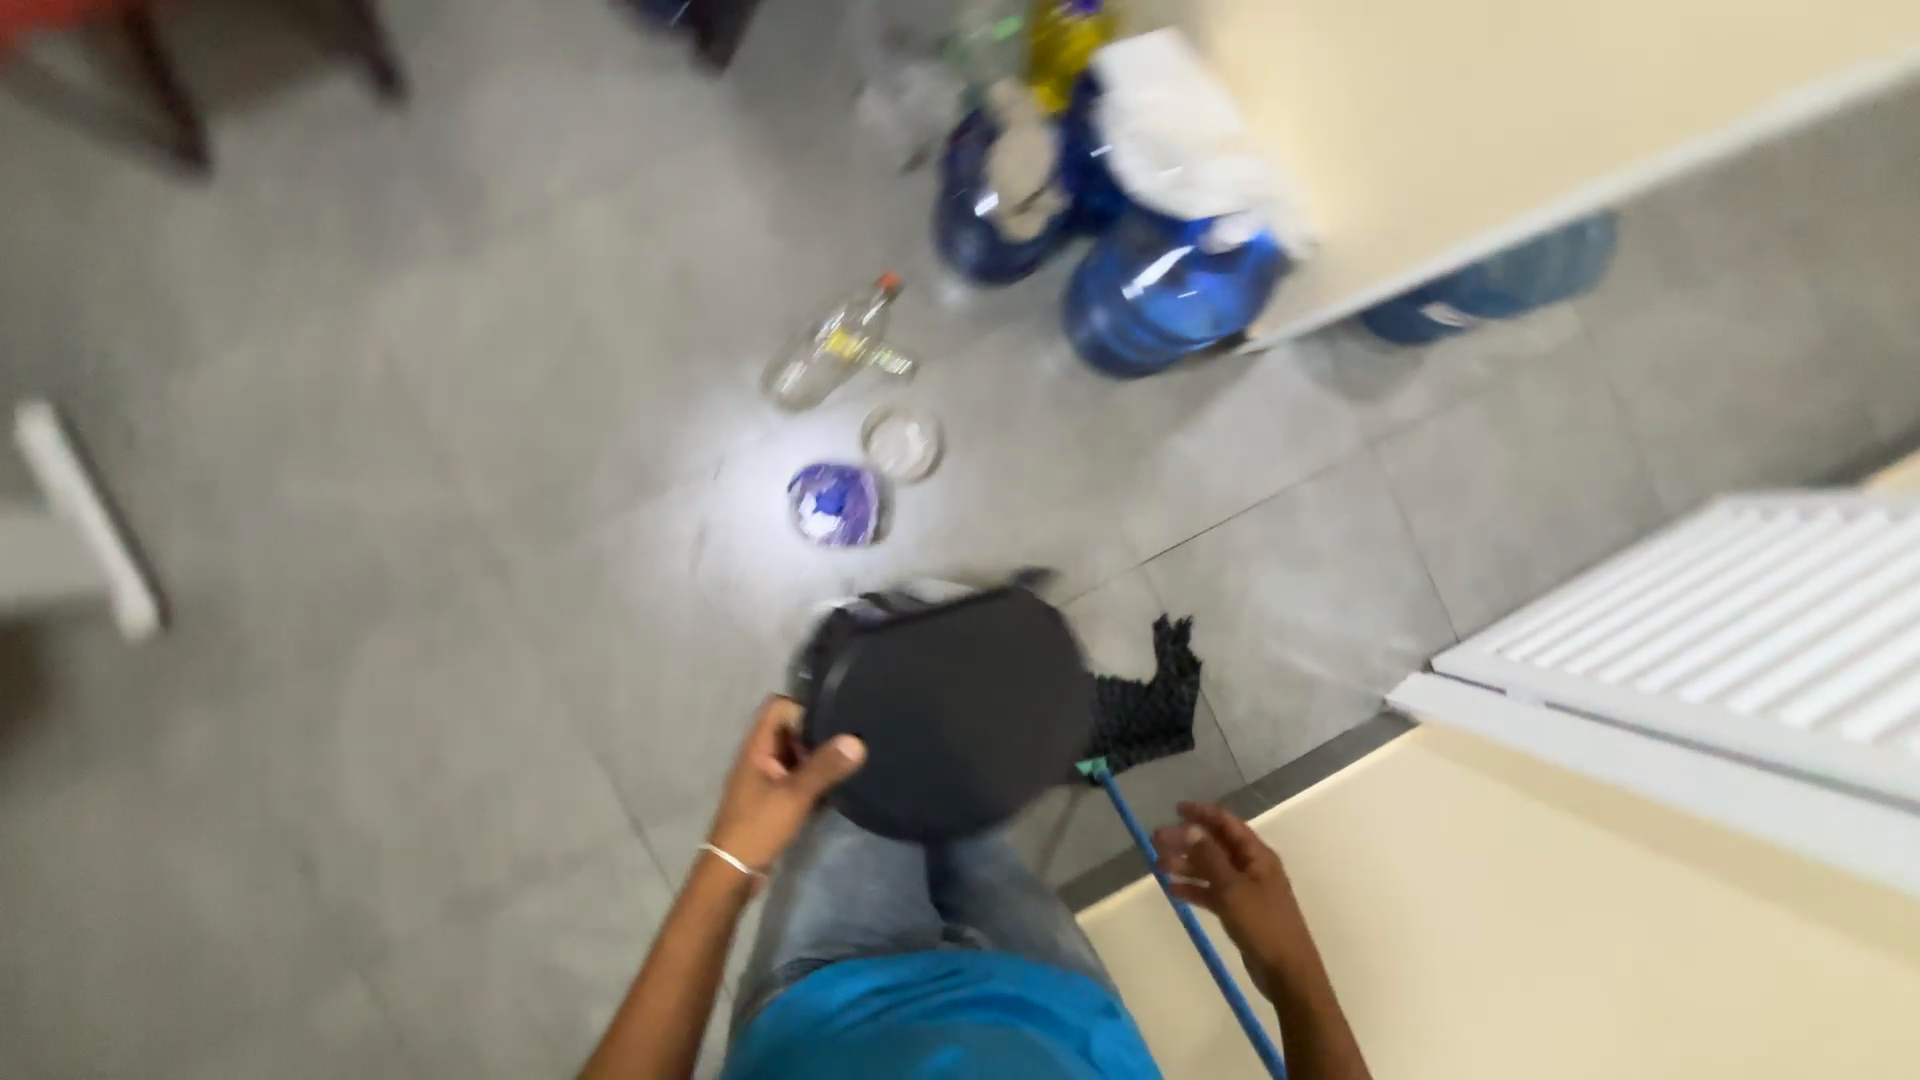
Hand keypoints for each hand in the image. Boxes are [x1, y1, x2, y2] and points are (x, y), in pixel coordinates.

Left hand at [705, 697, 865, 878]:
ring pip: (796, 753)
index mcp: (757, 746)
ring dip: (818, 756)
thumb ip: (825, 767)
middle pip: (790, 728)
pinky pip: (798, 775)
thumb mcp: (795, 795)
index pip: (778, 706)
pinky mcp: (774, 796)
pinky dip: (814, 777)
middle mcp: (760, 755)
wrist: (732, 873)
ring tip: (848, 759)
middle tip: (848, 738)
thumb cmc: (758, 827)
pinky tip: (836, 786)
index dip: (804, 706)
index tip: (833, 718)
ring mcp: (766, 777)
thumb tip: (858, 740)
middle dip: (817, 731)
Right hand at [1153, 801, 1296, 981]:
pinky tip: (1172, 890)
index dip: (1201, 813)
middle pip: (1214, 845)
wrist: (1288, 974)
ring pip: (1210, 868)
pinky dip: (1193, 889)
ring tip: (1158, 865)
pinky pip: (1212, 892)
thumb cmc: (1263, 925)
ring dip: (1186, 864)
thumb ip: (1209, 856)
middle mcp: (1251, 867)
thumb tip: (1189, 827)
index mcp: (1257, 855)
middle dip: (1186, 840)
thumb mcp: (1232, 888)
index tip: (1175, 809)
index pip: (1226, 823)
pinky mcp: (1239, 910)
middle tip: (1157, 840)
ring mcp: (1245, 889)